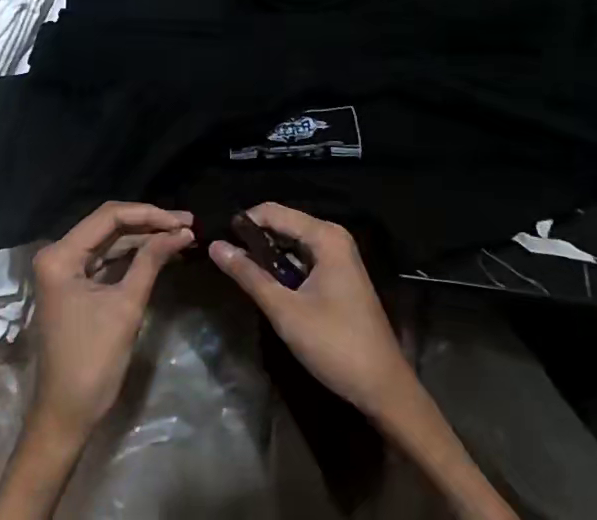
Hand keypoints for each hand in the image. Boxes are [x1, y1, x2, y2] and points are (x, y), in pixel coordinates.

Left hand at [30, 201, 194, 438]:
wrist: (67, 414)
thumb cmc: (93, 360)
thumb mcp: (127, 305)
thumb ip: (152, 260)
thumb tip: (182, 231)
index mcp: (60, 256)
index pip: (109, 216)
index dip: (149, 214)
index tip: (183, 221)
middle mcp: (58, 255)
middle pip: (109, 225)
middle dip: (149, 223)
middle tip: (188, 224)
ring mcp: (65, 271)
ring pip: (110, 241)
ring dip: (144, 238)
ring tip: (181, 235)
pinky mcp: (75, 286)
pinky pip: (107, 260)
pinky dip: (134, 255)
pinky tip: (161, 251)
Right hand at [208, 202, 416, 419]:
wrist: (382, 385)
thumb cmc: (333, 343)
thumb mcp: (284, 310)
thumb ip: (248, 275)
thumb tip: (214, 246)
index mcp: (325, 236)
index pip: (274, 212)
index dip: (243, 222)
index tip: (214, 237)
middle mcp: (333, 238)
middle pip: (283, 225)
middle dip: (253, 238)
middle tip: (220, 255)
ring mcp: (338, 257)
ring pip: (292, 244)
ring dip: (266, 254)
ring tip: (234, 267)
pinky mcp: (338, 276)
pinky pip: (303, 260)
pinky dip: (282, 268)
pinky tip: (262, 283)